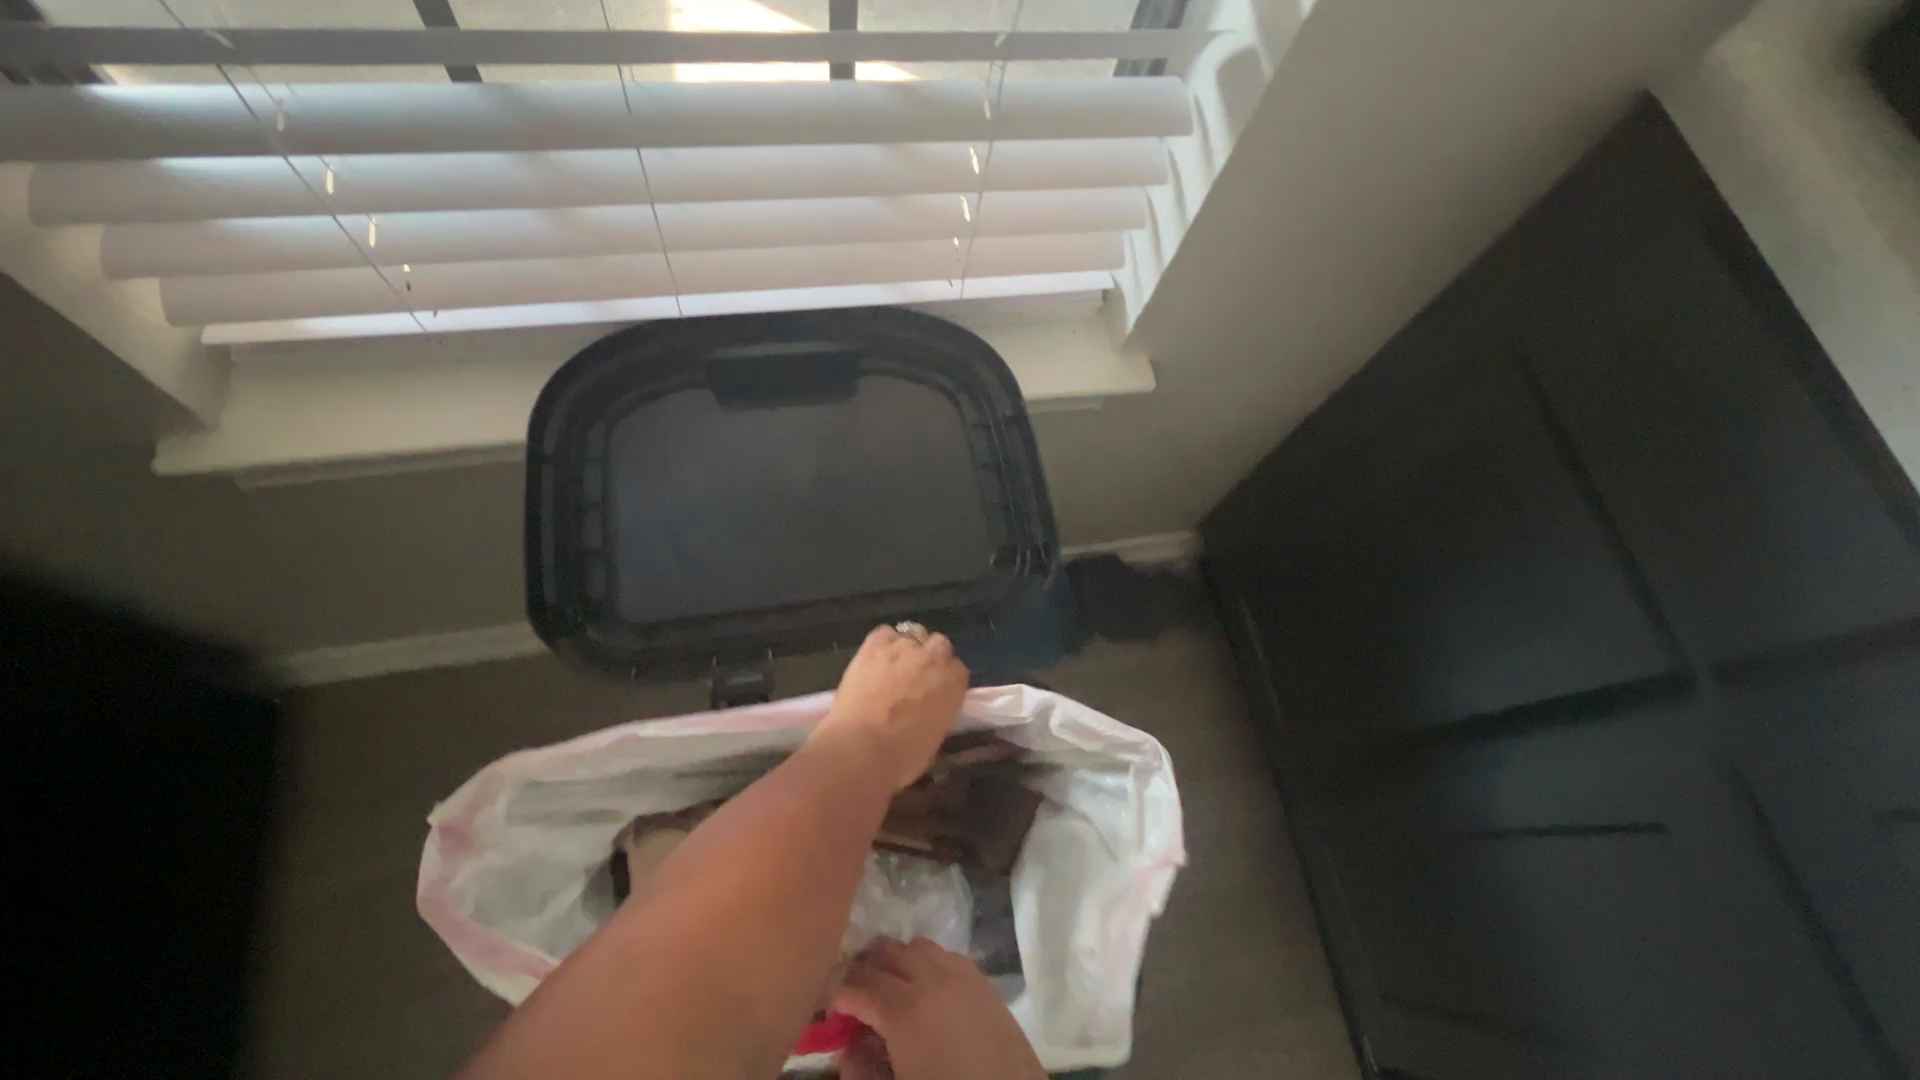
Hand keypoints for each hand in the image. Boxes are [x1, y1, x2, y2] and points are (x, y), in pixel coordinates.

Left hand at [811, 625, 968, 790]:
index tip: (933, 691)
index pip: (957, 670)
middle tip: (913, 678)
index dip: (944, 679)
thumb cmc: (901, 758)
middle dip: (929, 658)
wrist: (861, 749)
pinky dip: (881, 644)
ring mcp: (904, 647)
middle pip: (939, 645)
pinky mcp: (874, 645)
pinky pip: (884, 633)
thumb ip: (938, 713)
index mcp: (955, 684)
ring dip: (905, 650)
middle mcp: (935, 659)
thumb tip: (927, 711)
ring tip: (890, 669)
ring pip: (912, 635)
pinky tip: (874, 659)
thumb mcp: (934, 737)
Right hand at [832, 938, 1044, 1079]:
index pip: (856, 984)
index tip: (831, 1017)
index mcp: (905, 1009)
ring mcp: (962, 975)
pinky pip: (946, 956)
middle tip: (855, 1002)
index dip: (837, 997)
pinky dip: (927, 964)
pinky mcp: (984, 982)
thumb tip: (846, 1048)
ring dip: (897, 962)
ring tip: (889, 993)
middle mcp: (932, 978)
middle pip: (886, 953)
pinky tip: (926, 993)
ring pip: (916, 947)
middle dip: (864, 971)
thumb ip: (862, 1069)